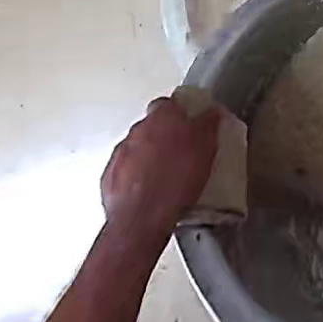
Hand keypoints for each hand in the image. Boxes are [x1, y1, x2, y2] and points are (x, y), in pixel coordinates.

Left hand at [100, 97, 218, 234]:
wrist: (142, 219)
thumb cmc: (176, 181)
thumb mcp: (207, 149)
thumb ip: (209, 125)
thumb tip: (213, 112)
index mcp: (162, 117)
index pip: (169, 102)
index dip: (180, 112)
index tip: (189, 122)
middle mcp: (137, 130)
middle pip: (151, 124)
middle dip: (164, 134)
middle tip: (181, 150)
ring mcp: (121, 153)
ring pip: (137, 146)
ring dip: (149, 155)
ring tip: (166, 174)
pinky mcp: (109, 177)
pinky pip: (125, 170)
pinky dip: (135, 176)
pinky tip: (149, 190)